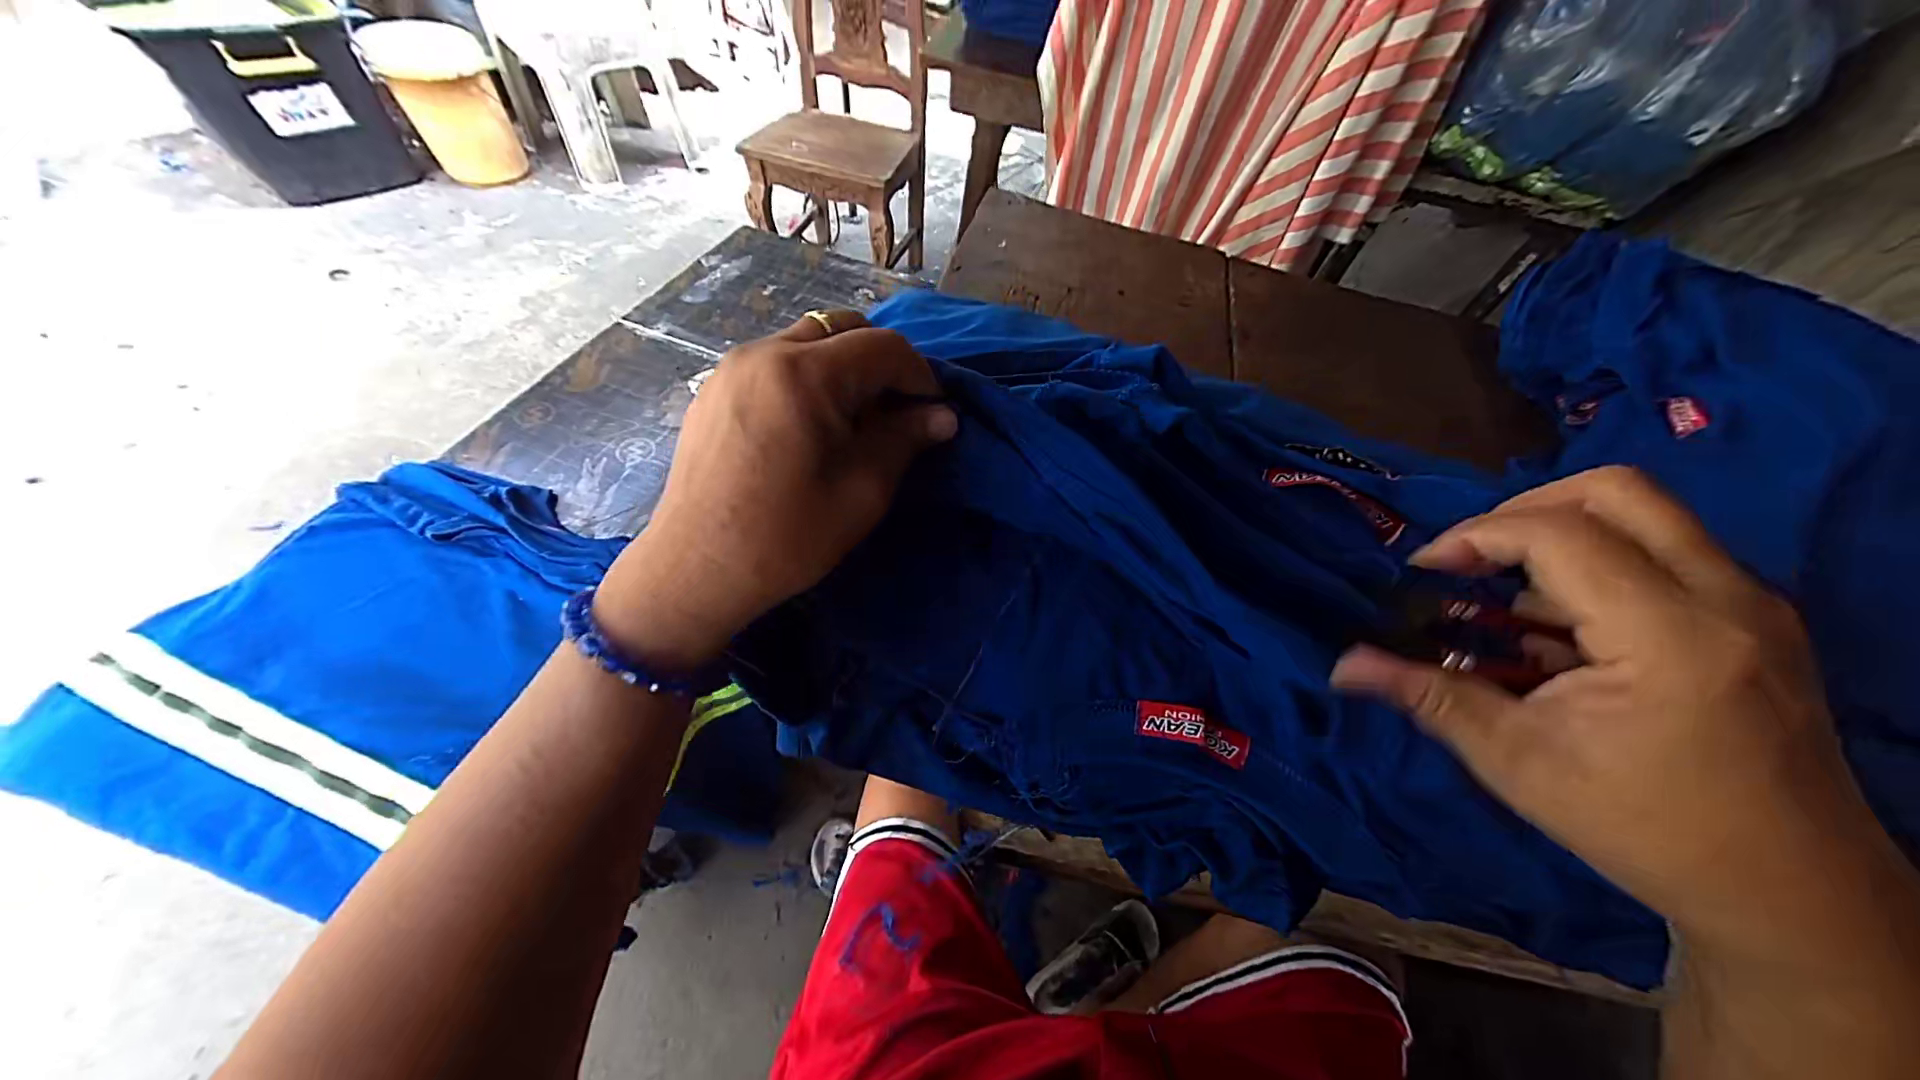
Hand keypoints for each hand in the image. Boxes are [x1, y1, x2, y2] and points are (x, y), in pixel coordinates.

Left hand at [595, 311, 956, 668]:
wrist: (697, 570)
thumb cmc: (787, 537)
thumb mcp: (862, 491)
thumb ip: (905, 440)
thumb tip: (942, 416)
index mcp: (803, 374)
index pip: (882, 346)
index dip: (920, 375)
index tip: (933, 413)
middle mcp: (763, 353)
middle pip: (842, 329)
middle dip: (880, 363)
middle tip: (894, 413)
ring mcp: (731, 368)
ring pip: (806, 342)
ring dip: (842, 369)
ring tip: (852, 423)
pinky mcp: (714, 389)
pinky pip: (774, 363)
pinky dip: (806, 379)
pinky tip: (808, 428)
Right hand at [1331, 467, 1882, 942]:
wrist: (1796, 894)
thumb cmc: (1642, 826)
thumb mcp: (1515, 760)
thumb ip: (1427, 695)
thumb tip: (1341, 666)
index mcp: (1668, 634)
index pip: (1558, 532)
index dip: (1475, 536)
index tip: (1426, 572)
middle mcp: (1727, 598)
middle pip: (1616, 491)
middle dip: (1521, 510)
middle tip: (1471, 557)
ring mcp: (1752, 605)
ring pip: (1645, 515)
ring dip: (1558, 536)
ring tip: (1507, 596)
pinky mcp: (1756, 620)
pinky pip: (1663, 552)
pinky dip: (1594, 566)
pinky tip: (1559, 628)